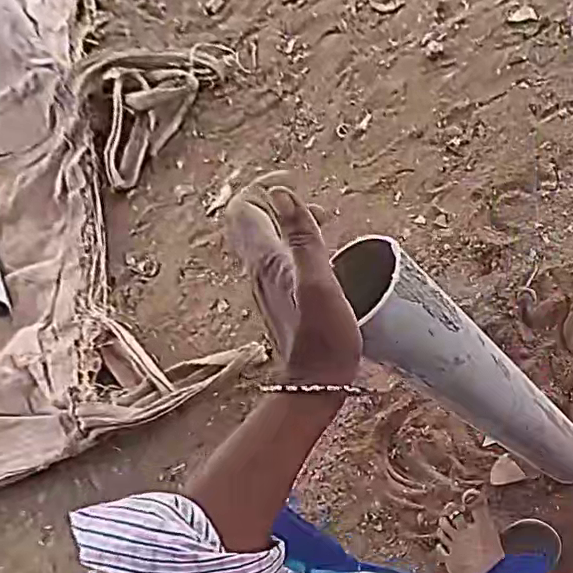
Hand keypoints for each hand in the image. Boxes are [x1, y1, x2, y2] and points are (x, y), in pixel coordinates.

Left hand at [225, 180, 363, 385]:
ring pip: (269, 245)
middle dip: (282, 207)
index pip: (246, 209)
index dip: (266, 190)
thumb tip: (282, 193)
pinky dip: (298, 252)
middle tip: (320, 212)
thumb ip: (303, 238)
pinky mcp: (281, 303)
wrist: (318, 382)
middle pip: (254, 224)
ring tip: (327, 231)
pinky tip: (323, 263)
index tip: (297, 190)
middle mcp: (259, 272)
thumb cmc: (324, 336)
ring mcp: (268, 289)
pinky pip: (281, 264)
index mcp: (266, 261)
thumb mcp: (320, 283)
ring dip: (293, 230)